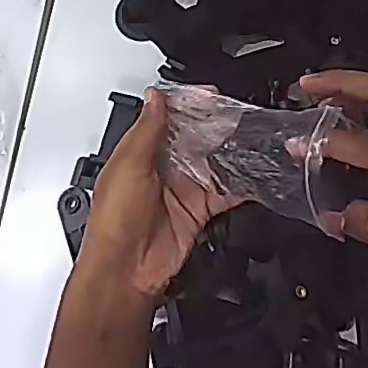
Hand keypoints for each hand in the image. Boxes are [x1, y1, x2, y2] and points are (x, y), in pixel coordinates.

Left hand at [74, 88, 237, 305]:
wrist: (125, 272)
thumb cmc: (114, 221)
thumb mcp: (128, 165)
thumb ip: (146, 130)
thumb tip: (154, 96)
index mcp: (141, 151)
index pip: (169, 119)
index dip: (189, 105)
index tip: (210, 95)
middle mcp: (163, 167)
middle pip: (195, 138)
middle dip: (215, 126)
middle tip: (236, 114)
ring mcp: (182, 188)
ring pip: (212, 161)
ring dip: (229, 151)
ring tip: (250, 137)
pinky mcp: (198, 209)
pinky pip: (223, 192)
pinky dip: (239, 183)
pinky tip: (252, 173)